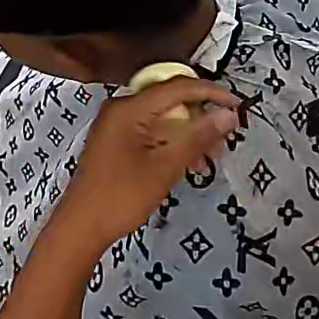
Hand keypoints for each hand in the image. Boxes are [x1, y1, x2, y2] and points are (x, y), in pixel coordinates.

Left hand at [47, 78, 241, 260]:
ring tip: (212, 154)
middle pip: (172, 100)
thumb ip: (199, 137)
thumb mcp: (166, 167)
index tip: (238, 106)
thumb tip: (229, 114)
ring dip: (190, 133)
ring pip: (165, 118)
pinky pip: (153, 131)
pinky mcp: (118, 141)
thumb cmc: (121, 197)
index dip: (212, 93)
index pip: (179, 87)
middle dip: (202, 116)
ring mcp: (118, 125)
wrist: (80, 230)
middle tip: (226, 135)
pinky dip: (174, 142)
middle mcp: (122, 109)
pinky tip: (192, 161)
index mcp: (129, 108)